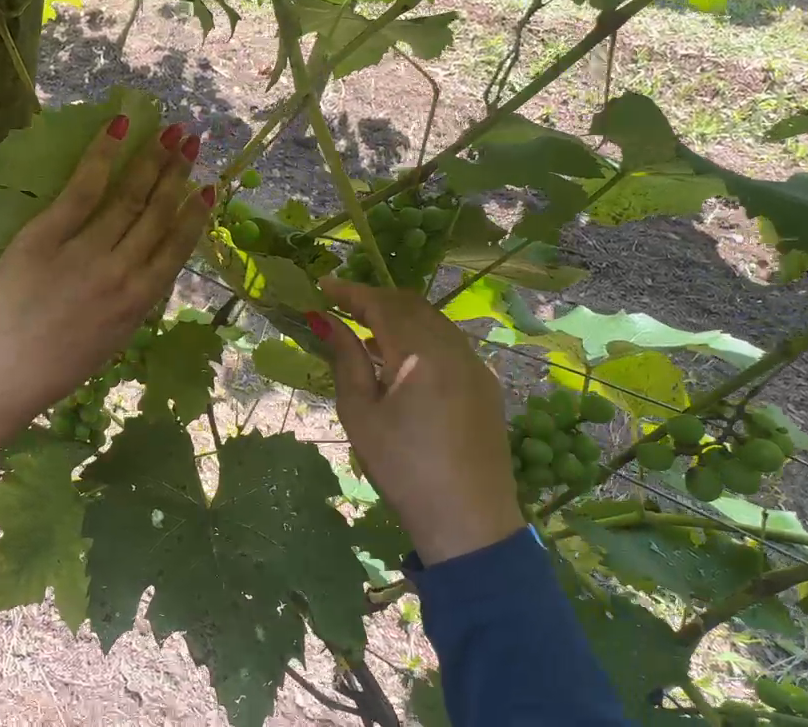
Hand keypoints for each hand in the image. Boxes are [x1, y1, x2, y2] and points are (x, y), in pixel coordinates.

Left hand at [0, 115, 213, 476]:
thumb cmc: (57, 364)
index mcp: (139, 302)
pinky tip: (117, 128)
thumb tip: (148, 266)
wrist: (5, 369)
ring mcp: (85, 252)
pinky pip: (82, 189)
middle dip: (177, 172)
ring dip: (151, 160)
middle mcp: (121, 272)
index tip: (209, 186)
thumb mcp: (112, 340)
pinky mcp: (47, 235)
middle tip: (190, 139)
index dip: (195, 213)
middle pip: (156, 213)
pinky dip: (103, 156)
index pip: (176, 248)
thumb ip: (132, 301)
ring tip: (168, 132)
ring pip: (128, 197)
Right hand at [307, 280, 524, 563]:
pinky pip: (449, 344)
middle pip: (411, 306)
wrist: (468, 521)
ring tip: (364, 329)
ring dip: (398, 317)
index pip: (381, 305)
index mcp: (420, 354)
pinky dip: (419, 337)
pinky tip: (398, 359)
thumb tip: (325, 320)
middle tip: (341, 304)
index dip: (350, 292)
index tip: (321, 286)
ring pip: (433, 322)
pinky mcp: (486, 386)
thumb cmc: (402, 467)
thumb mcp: (360, 412)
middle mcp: (454, 350)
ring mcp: (476, 367)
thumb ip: (345, 358)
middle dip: (374, 299)